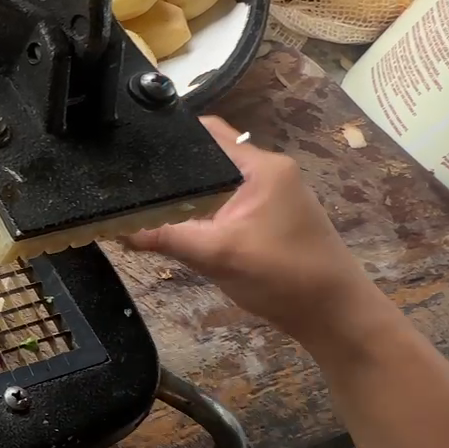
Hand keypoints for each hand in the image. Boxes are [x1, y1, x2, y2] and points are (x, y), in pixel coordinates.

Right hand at [124, 116, 395, 350]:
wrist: (331, 314)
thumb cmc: (284, 275)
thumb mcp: (216, 254)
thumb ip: (164, 237)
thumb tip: (117, 230)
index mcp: (261, 167)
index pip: (207, 132)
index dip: (167, 135)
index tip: (128, 146)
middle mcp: (264, 172)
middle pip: (203, 157)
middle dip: (166, 169)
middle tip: (122, 179)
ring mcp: (263, 195)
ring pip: (207, 183)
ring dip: (178, 194)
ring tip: (134, 198)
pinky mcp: (259, 217)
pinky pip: (215, 203)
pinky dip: (191, 211)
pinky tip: (164, 222)